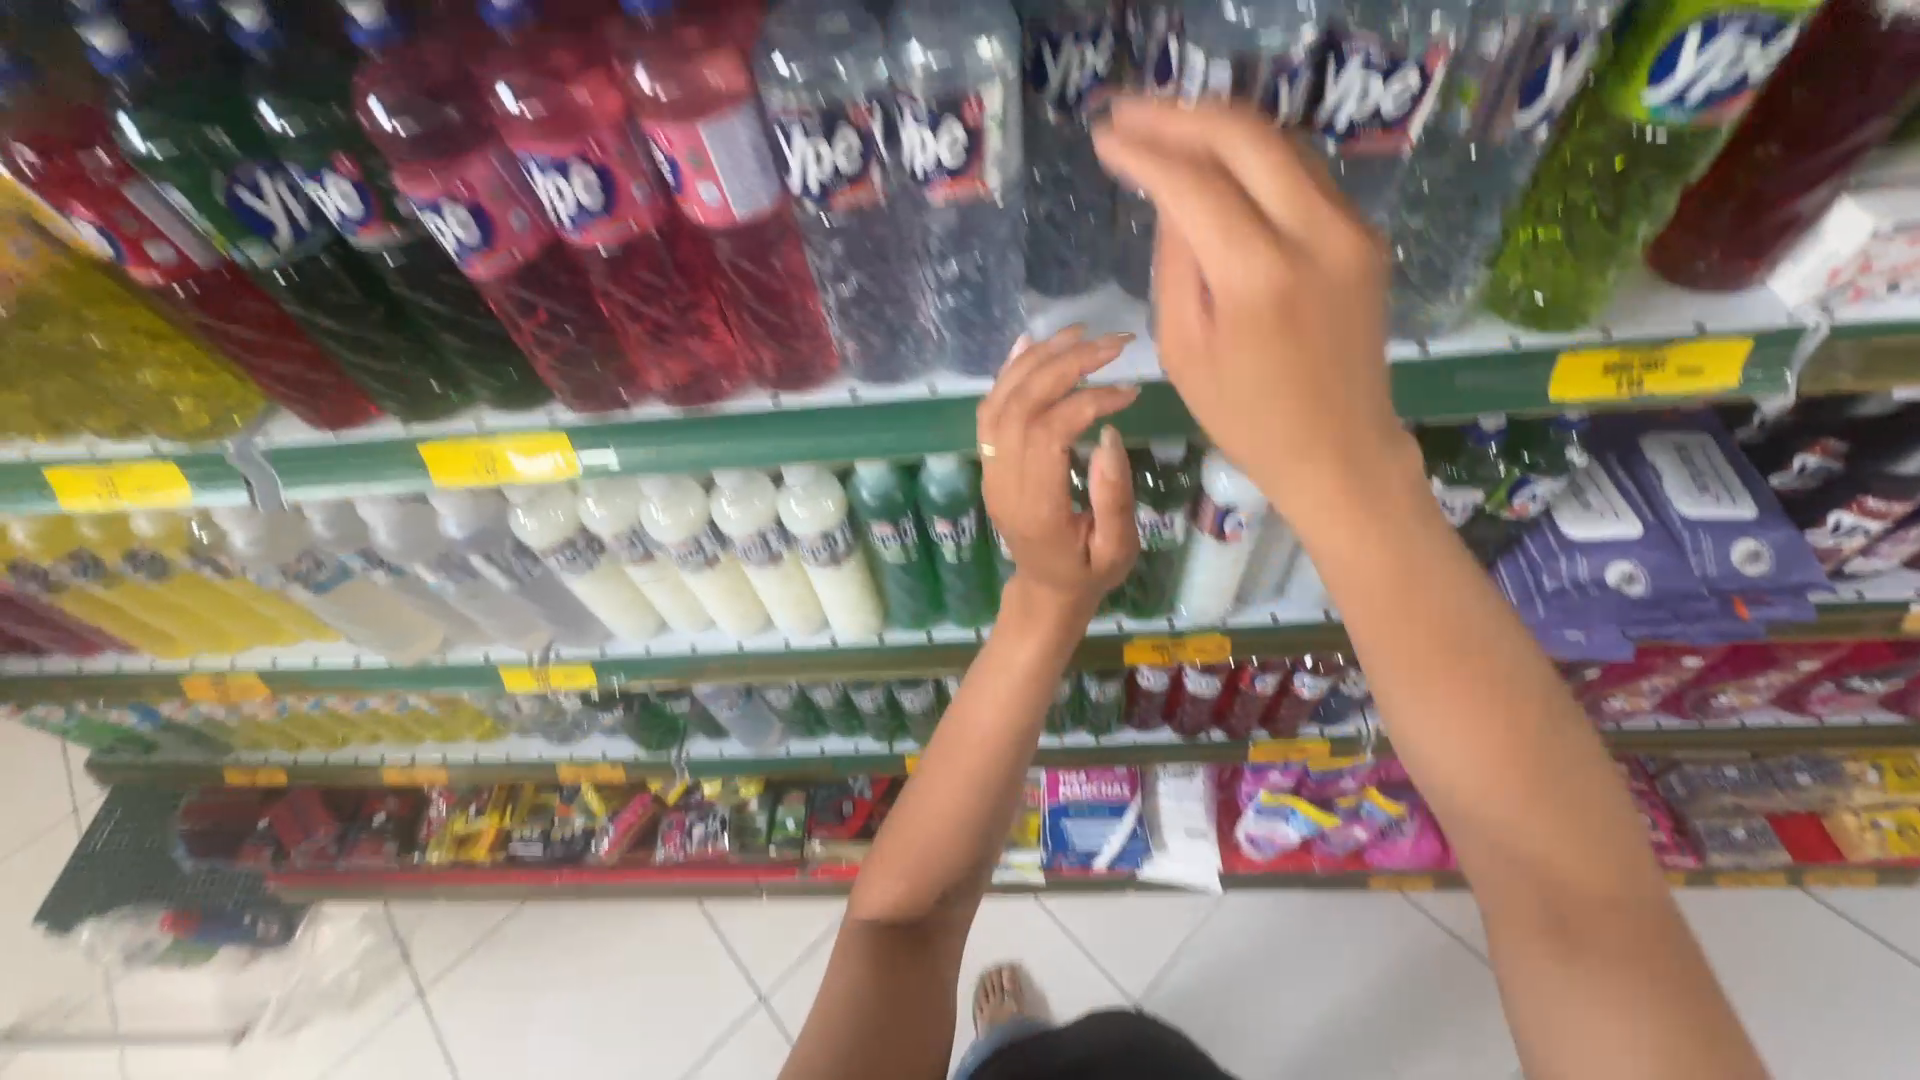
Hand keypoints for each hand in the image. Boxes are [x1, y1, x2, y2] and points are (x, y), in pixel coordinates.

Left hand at [977, 328, 1139, 615]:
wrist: (1045, 588)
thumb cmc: (1088, 572)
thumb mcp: (1116, 550)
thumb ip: (1113, 499)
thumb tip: (1110, 435)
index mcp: (1037, 509)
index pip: (1049, 435)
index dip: (1087, 401)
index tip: (1127, 390)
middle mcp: (1003, 483)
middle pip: (1021, 407)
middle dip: (1066, 366)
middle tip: (1112, 344)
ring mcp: (989, 470)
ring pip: (1000, 401)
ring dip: (1039, 360)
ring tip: (1080, 333)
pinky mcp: (988, 461)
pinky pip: (988, 409)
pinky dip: (1009, 372)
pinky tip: (1033, 344)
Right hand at [1092, 98, 1419, 529]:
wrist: (1338, 449)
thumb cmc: (1245, 417)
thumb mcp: (1183, 350)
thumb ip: (1175, 264)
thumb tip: (1171, 201)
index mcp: (1258, 277)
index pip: (1192, 183)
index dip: (1143, 153)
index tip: (1105, 140)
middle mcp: (1315, 235)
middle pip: (1244, 136)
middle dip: (1178, 116)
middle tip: (1128, 114)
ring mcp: (1351, 229)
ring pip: (1279, 144)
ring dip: (1218, 128)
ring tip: (1165, 127)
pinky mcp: (1364, 236)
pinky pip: (1302, 174)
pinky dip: (1254, 158)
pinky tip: (1218, 163)